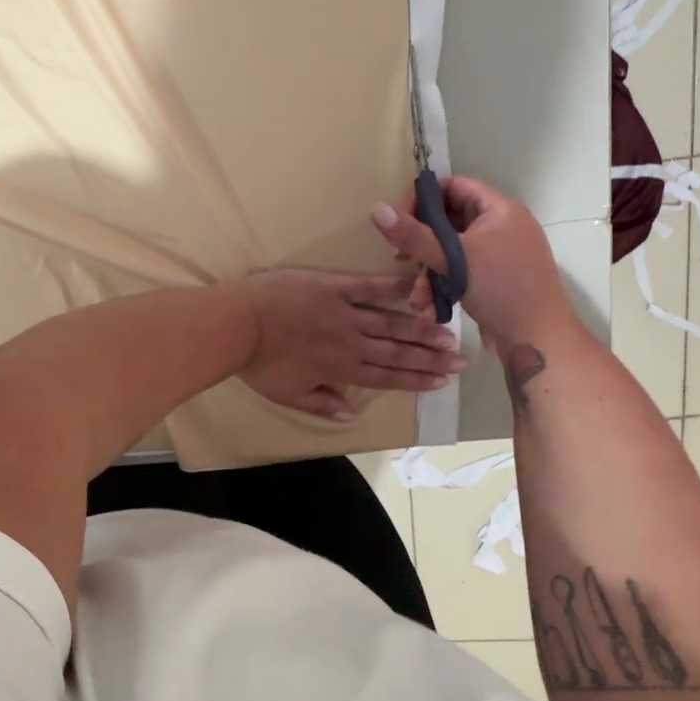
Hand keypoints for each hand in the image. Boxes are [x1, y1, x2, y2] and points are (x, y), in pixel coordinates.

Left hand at [230, 269, 464, 420]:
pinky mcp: (332, 286)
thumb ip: (320, 404)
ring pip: (391, 322)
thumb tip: (349, 414)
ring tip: (449, 333)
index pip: (386, 377)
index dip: (416, 380)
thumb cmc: (257, 362)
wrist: (238, 324)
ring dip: (420, 329)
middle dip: (430, 357)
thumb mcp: (285, 394)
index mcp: (340, 369)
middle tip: (461, 361)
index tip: (442, 381)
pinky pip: (368, 286)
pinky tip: (416, 286)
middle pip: (396, 351)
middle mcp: (350, 342)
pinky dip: (392, 287)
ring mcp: (343, 312)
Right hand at [370, 176, 576, 352]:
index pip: (454, 186)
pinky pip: (461, 270)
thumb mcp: (452, 259)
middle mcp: (501, 226)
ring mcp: (499, 253)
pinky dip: (444, 285)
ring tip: (417, 297)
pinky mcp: (495, 278)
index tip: (400, 223)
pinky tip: (430, 306)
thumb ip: (413, 235)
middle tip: (401, 260)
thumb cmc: (501, 288)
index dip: (423, 199)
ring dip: (429, 272)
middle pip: (449, 221)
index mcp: (499, 210)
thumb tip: (376, 208)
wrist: (539, 339)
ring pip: (451, 251)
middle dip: (422, 244)